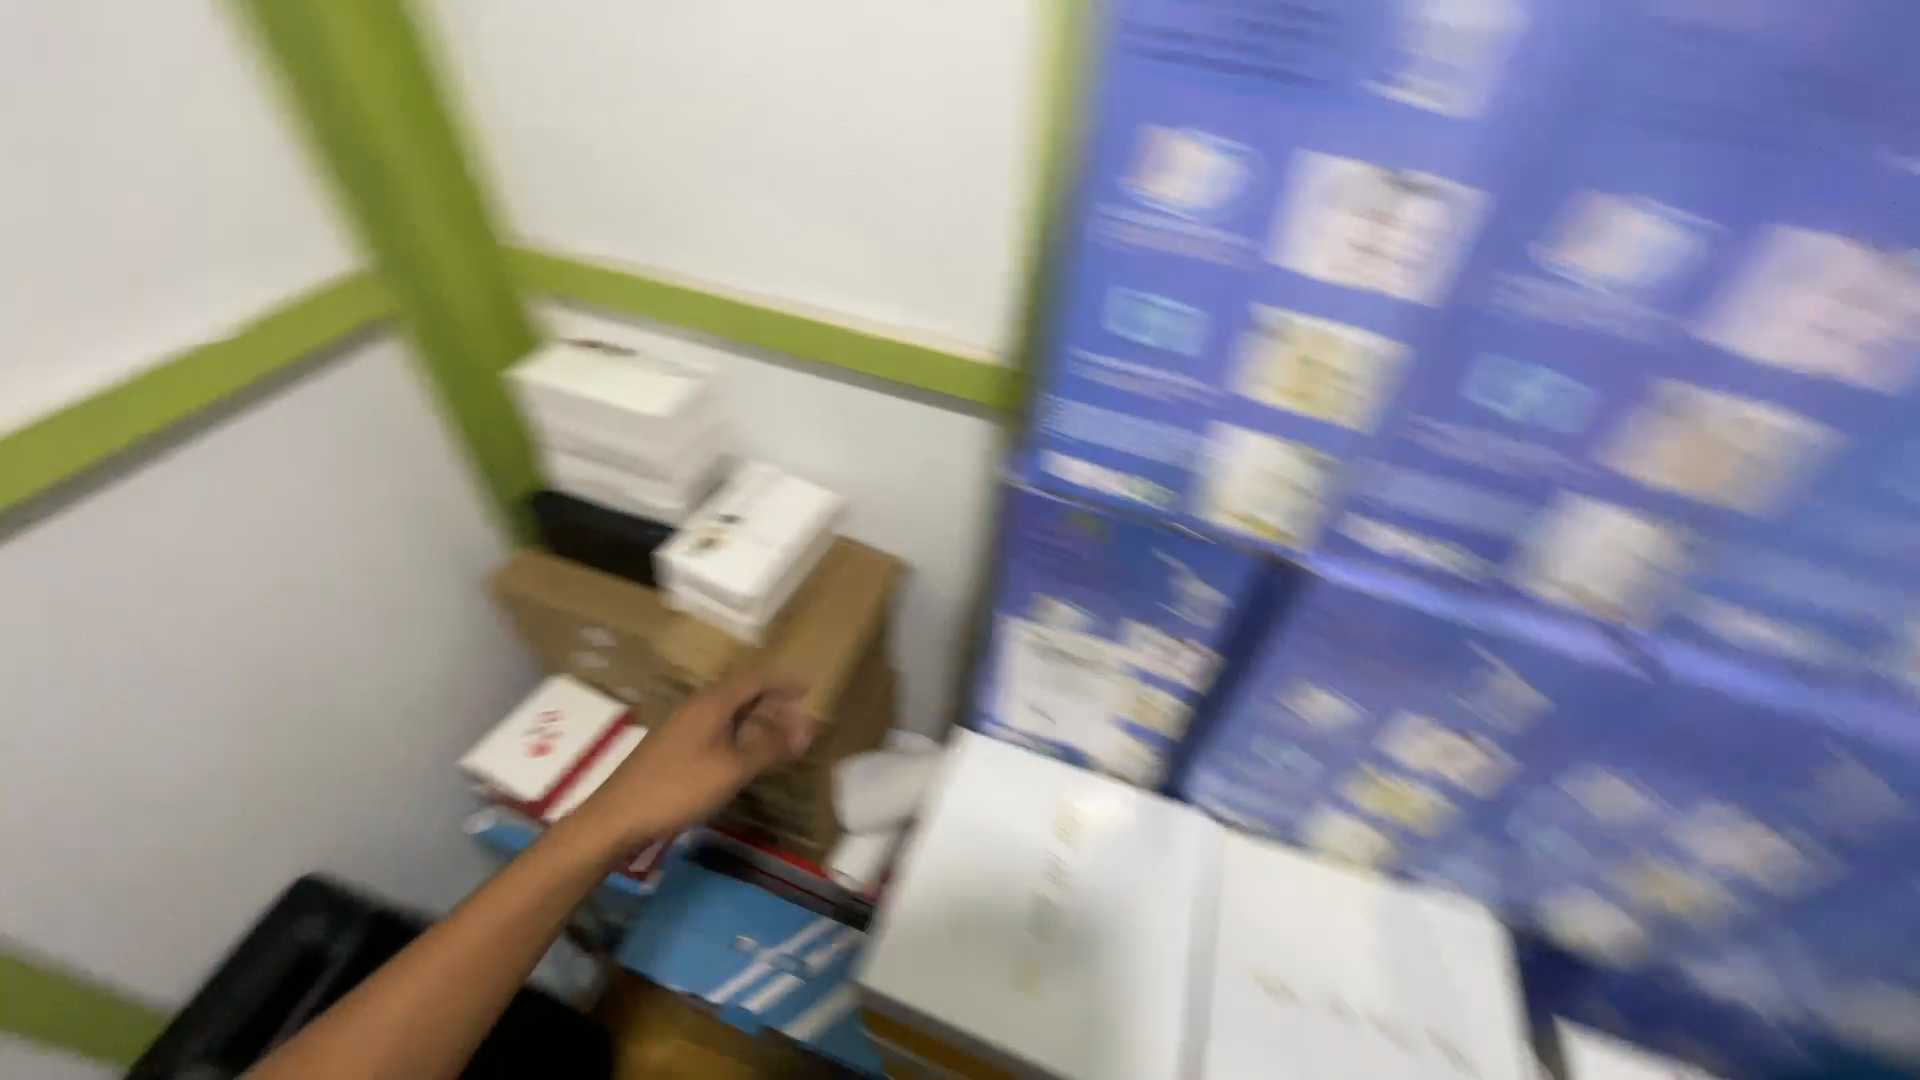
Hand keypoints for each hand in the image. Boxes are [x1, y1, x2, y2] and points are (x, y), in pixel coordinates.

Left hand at [570, 676, 815, 849]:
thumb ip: (770, 746)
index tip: (809, 690)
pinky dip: (739, 735)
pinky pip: (716, 729)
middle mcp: (697, 706)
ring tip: (779, 738)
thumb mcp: (732, 768)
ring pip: (728, 713)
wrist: (616, 817)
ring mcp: (682, 726)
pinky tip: (744, 756)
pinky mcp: (674, 747)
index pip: (756, 680)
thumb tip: (806, 728)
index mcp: (712, 703)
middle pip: (742, 694)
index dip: (784, 684)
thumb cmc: (678, 787)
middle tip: (800, 719)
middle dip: (773, 704)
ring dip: (756, 721)